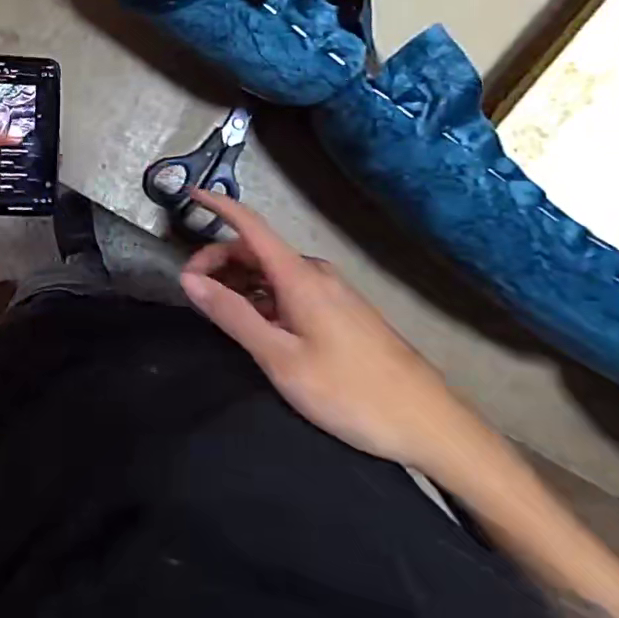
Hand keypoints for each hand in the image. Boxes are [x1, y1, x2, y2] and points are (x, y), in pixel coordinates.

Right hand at [179, 189, 494, 477]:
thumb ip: (233, 315)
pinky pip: (288, 290)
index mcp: (299, 276)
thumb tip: (190, 279)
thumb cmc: (351, 392)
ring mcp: (331, 292)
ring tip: (217, 312)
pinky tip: (255, 326)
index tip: (188, 193)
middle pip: (255, 250)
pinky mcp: (340, 312)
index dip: (217, 205)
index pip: (250, 225)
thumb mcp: (281, 358)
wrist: (430, 424)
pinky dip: (261, 297)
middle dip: (217, 261)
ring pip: (271, 273)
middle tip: (191, 291)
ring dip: (238, 282)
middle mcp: (315, 274)